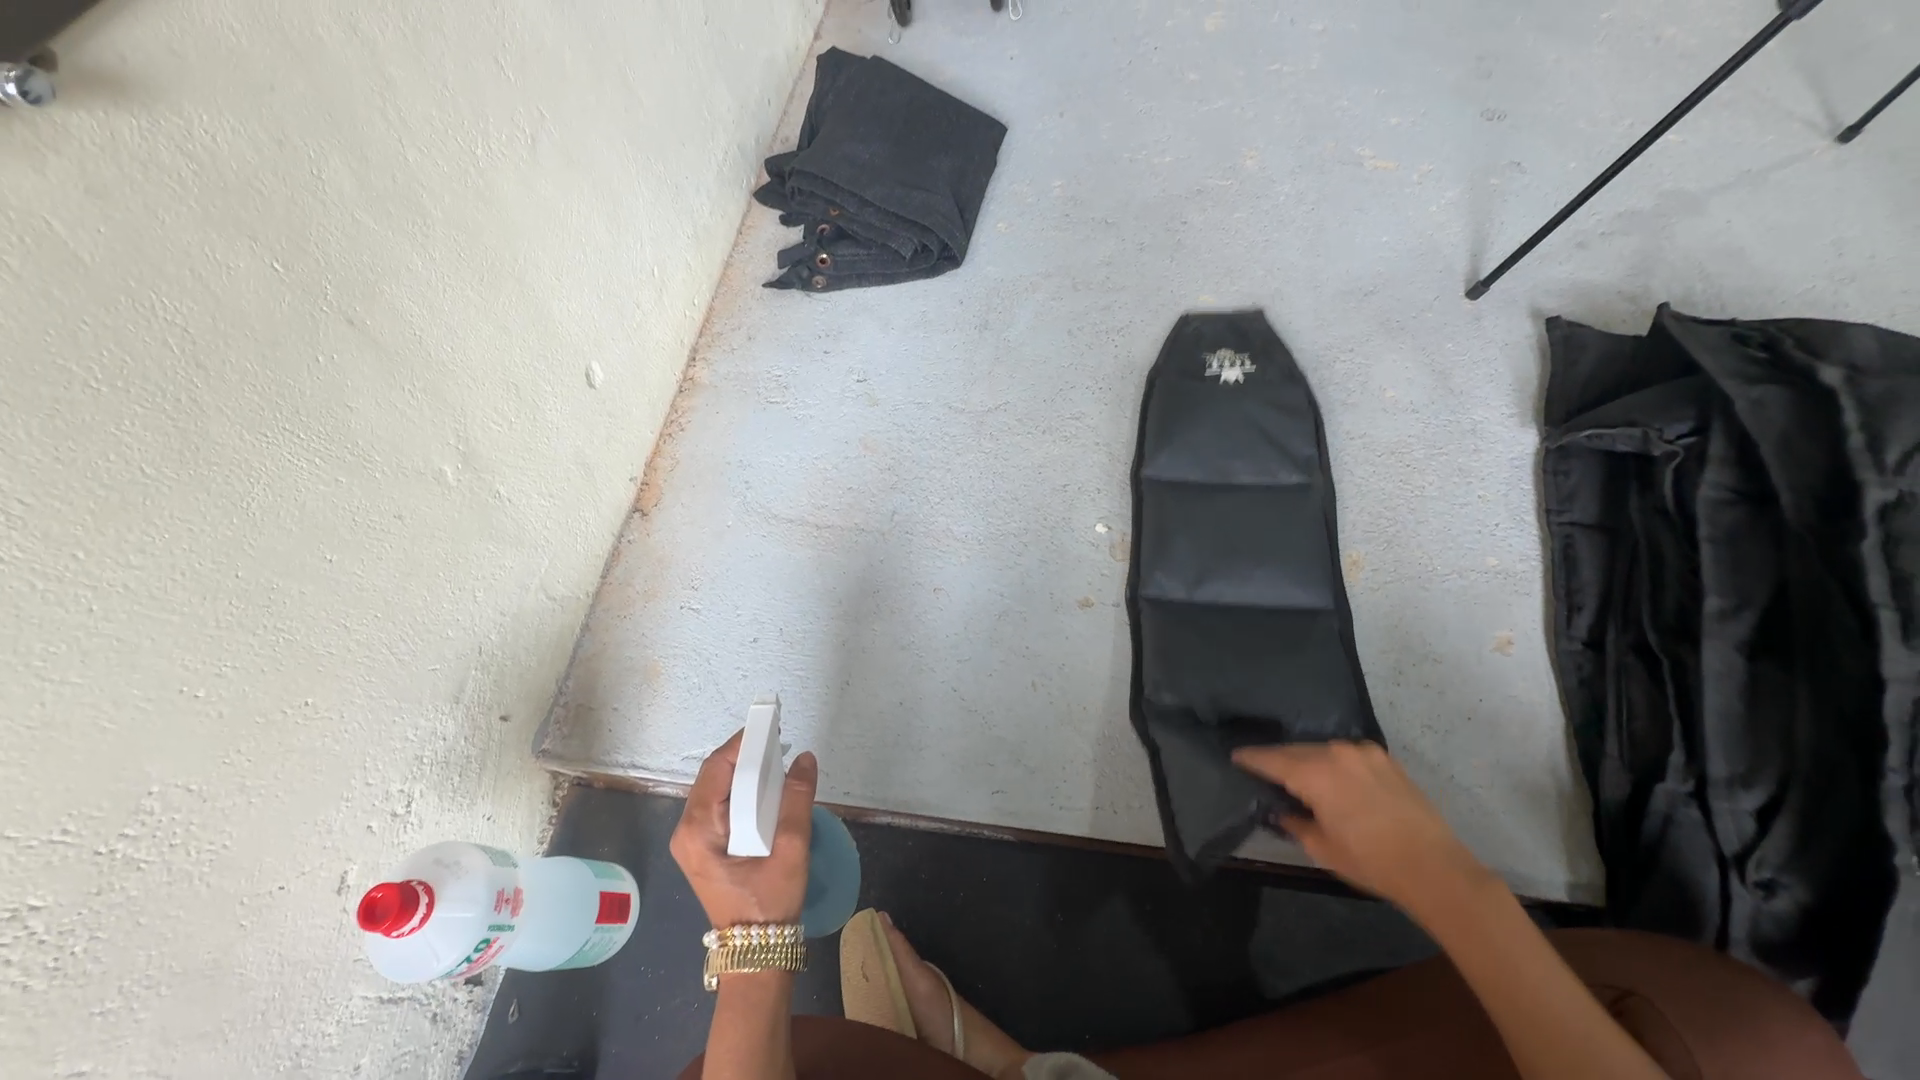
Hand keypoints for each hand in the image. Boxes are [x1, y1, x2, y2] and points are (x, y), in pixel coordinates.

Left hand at [669, 730, 818, 927]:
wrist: (758, 950)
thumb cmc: (770, 902)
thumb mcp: (791, 849)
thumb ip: (797, 801)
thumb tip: (805, 759)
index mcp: (698, 831)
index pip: (716, 770)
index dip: (742, 744)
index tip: (770, 726)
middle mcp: (687, 831)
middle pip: (713, 776)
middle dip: (745, 755)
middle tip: (778, 741)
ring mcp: (693, 841)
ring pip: (717, 789)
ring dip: (744, 771)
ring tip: (777, 759)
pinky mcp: (705, 847)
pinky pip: (721, 805)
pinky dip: (742, 790)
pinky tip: (767, 787)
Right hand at [1232, 741, 1491, 920]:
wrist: (1434, 868)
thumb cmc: (1370, 861)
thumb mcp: (1321, 847)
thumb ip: (1294, 822)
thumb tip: (1282, 810)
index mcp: (1316, 773)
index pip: (1272, 759)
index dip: (1250, 758)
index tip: (1234, 757)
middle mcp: (1337, 753)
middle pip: (1296, 750)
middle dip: (1277, 759)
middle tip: (1260, 768)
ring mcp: (1365, 753)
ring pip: (1322, 750)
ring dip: (1306, 759)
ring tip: (1295, 774)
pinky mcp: (1386, 759)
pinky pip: (1347, 754)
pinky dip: (1332, 762)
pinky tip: (1330, 776)